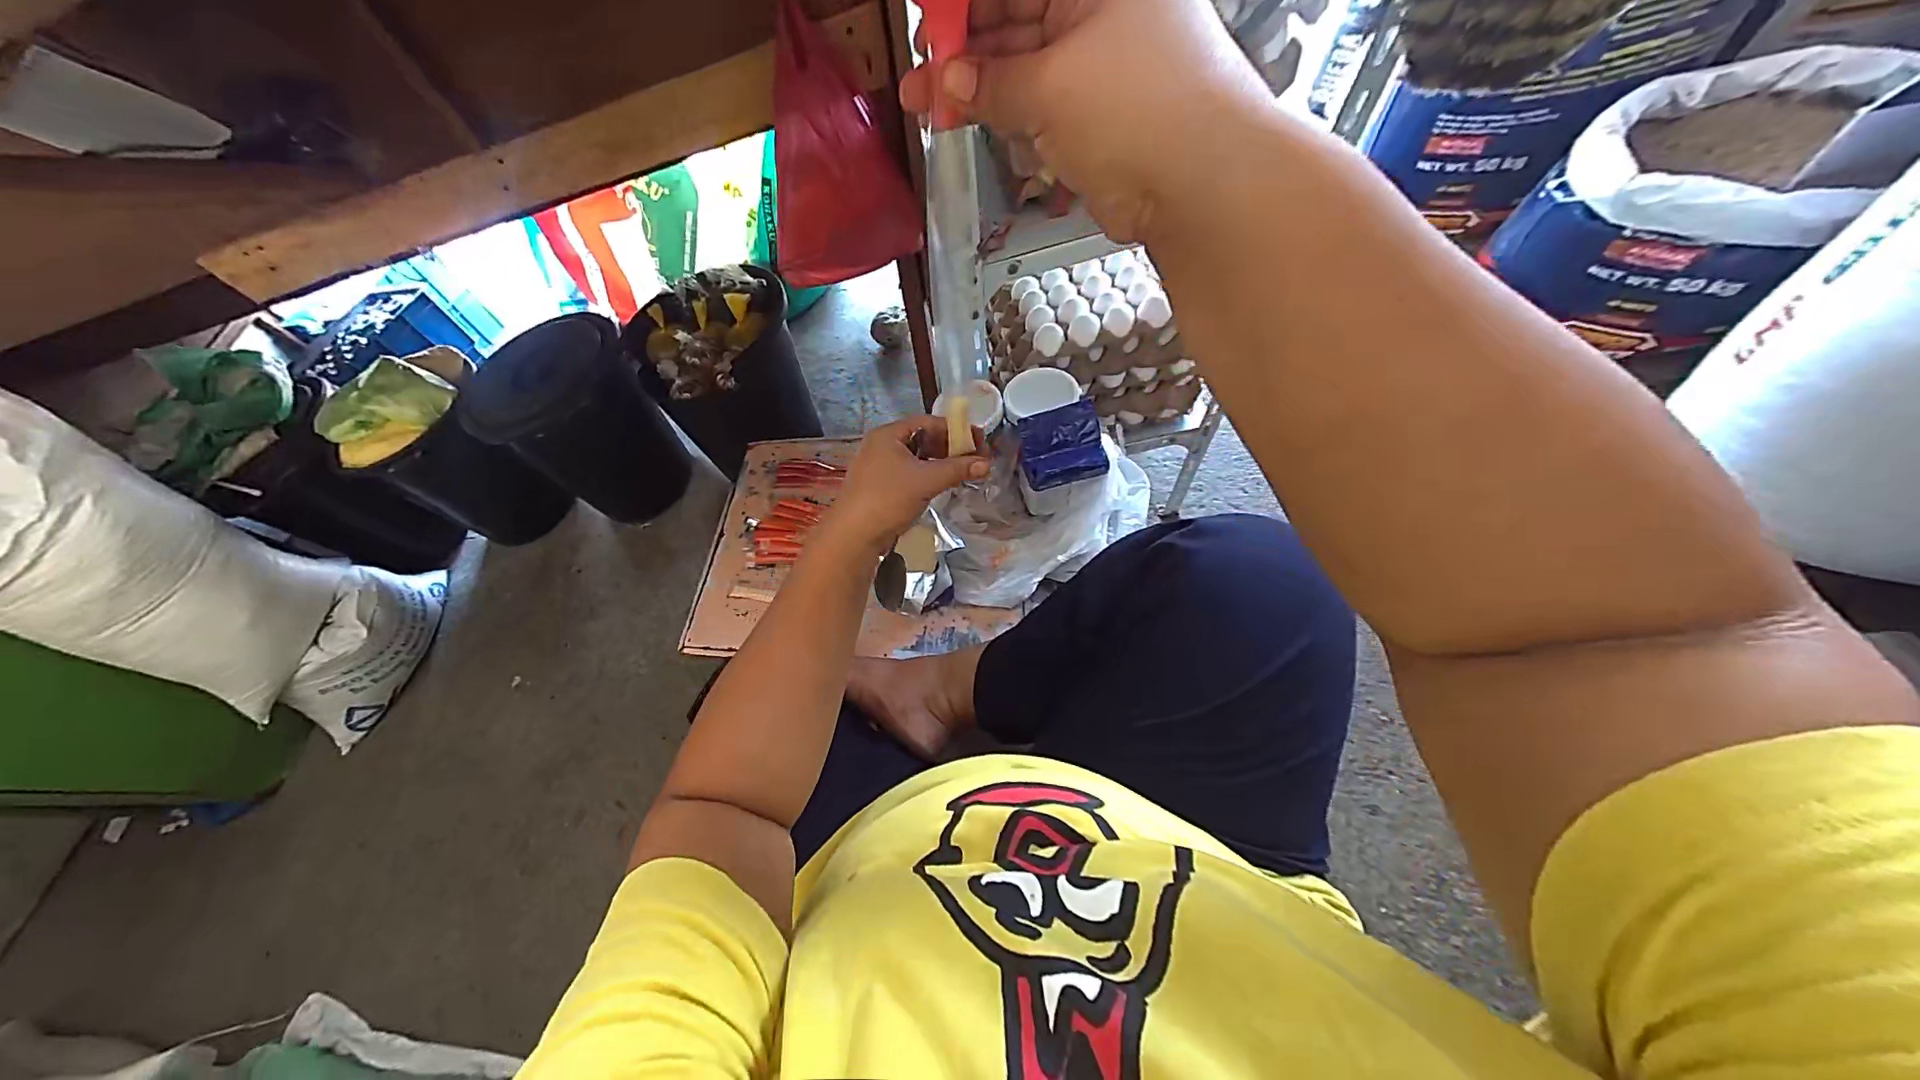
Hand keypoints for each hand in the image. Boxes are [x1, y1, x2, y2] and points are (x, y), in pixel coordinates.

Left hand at [816, 416, 987, 556]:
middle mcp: (882, 446)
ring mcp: (879, 467)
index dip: (955, 429)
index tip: (978, 440)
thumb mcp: (927, 480)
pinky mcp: (881, 487)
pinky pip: (910, 474)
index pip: (927, 422)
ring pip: (917, 458)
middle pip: (922, 439)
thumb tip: (986, 463)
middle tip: (975, 457)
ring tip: (964, 471)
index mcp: (888, 435)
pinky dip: (928, 476)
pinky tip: (944, 484)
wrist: (854, 535)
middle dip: (950, 447)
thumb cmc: (888, 499)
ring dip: (941, 463)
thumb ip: (958, 469)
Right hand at [899, 0, 1271, 241]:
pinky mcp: (1091, 122)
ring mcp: (1096, 72)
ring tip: (930, 107)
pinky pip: (1036, 112)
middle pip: (1013, 23)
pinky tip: (971, 123)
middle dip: (961, 53)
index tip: (930, 31)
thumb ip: (993, 82)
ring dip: (975, 91)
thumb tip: (950, 80)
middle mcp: (1098, 17)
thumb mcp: (1053, 84)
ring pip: (1020, 72)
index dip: (964, 8)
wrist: (1199, 184)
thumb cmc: (1147, 109)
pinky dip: (1005, 119)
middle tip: (920, 80)